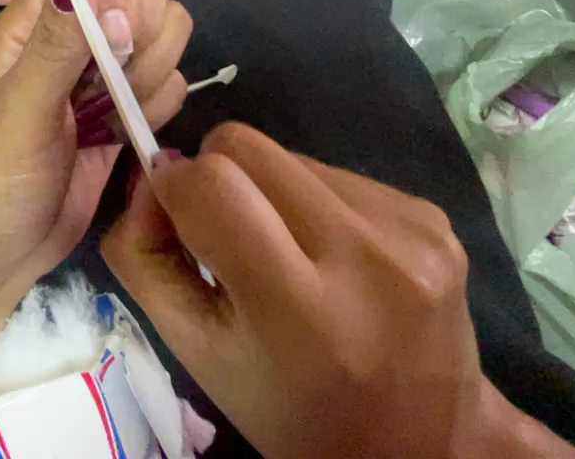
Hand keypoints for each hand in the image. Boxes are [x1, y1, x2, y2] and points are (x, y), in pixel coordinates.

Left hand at [0, 0, 189, 299]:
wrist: (0, 253)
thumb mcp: (19, 109)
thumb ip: (57, 42)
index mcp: (32, 18)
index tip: (120, 37)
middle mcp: (70, 32)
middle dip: (145, 30)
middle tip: (116, 80)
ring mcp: (100, 69)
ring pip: (162, 32)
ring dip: (152, 71)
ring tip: (112, 115)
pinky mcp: (125, 106)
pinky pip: (168, 81)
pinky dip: (159, 104)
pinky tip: (125, 136)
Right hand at [104, 123, 574, 458]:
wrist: (424, 444)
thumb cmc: (287, 404)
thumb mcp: (189, 347)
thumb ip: (142, 253)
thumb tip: (152, 169)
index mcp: (299, 310)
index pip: (210, 181)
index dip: (175, 188)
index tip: (180, 224)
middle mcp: (365, 260)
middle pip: (244, 145)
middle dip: (216, 175)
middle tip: (231, 235)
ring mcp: (409, 233)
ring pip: (286, 152)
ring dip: (268, 190)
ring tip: (291, 254)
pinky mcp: (432, 217)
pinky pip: (331, 169)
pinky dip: (312, 201)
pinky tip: (332, 256)